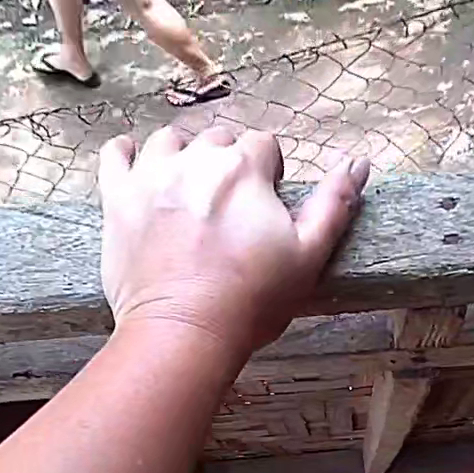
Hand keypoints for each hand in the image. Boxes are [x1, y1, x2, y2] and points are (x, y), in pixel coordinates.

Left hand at [98, 126, 367, 356]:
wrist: (184, 333)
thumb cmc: (252, 300)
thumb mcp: (309, 255)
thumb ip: (335, 203)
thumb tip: (358, 161)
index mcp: (244, 167)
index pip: (264, 145)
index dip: (269, 173)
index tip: (265, 205)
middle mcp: (196, 159)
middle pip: (218, 139)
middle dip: (228, 165)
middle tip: (228, 209)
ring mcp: (151, 176)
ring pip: (169, 140)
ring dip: (183, 156)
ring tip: (188, 191)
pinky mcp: (117, 199)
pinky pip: (115, 154)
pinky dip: (125, 152)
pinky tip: (136, 164)